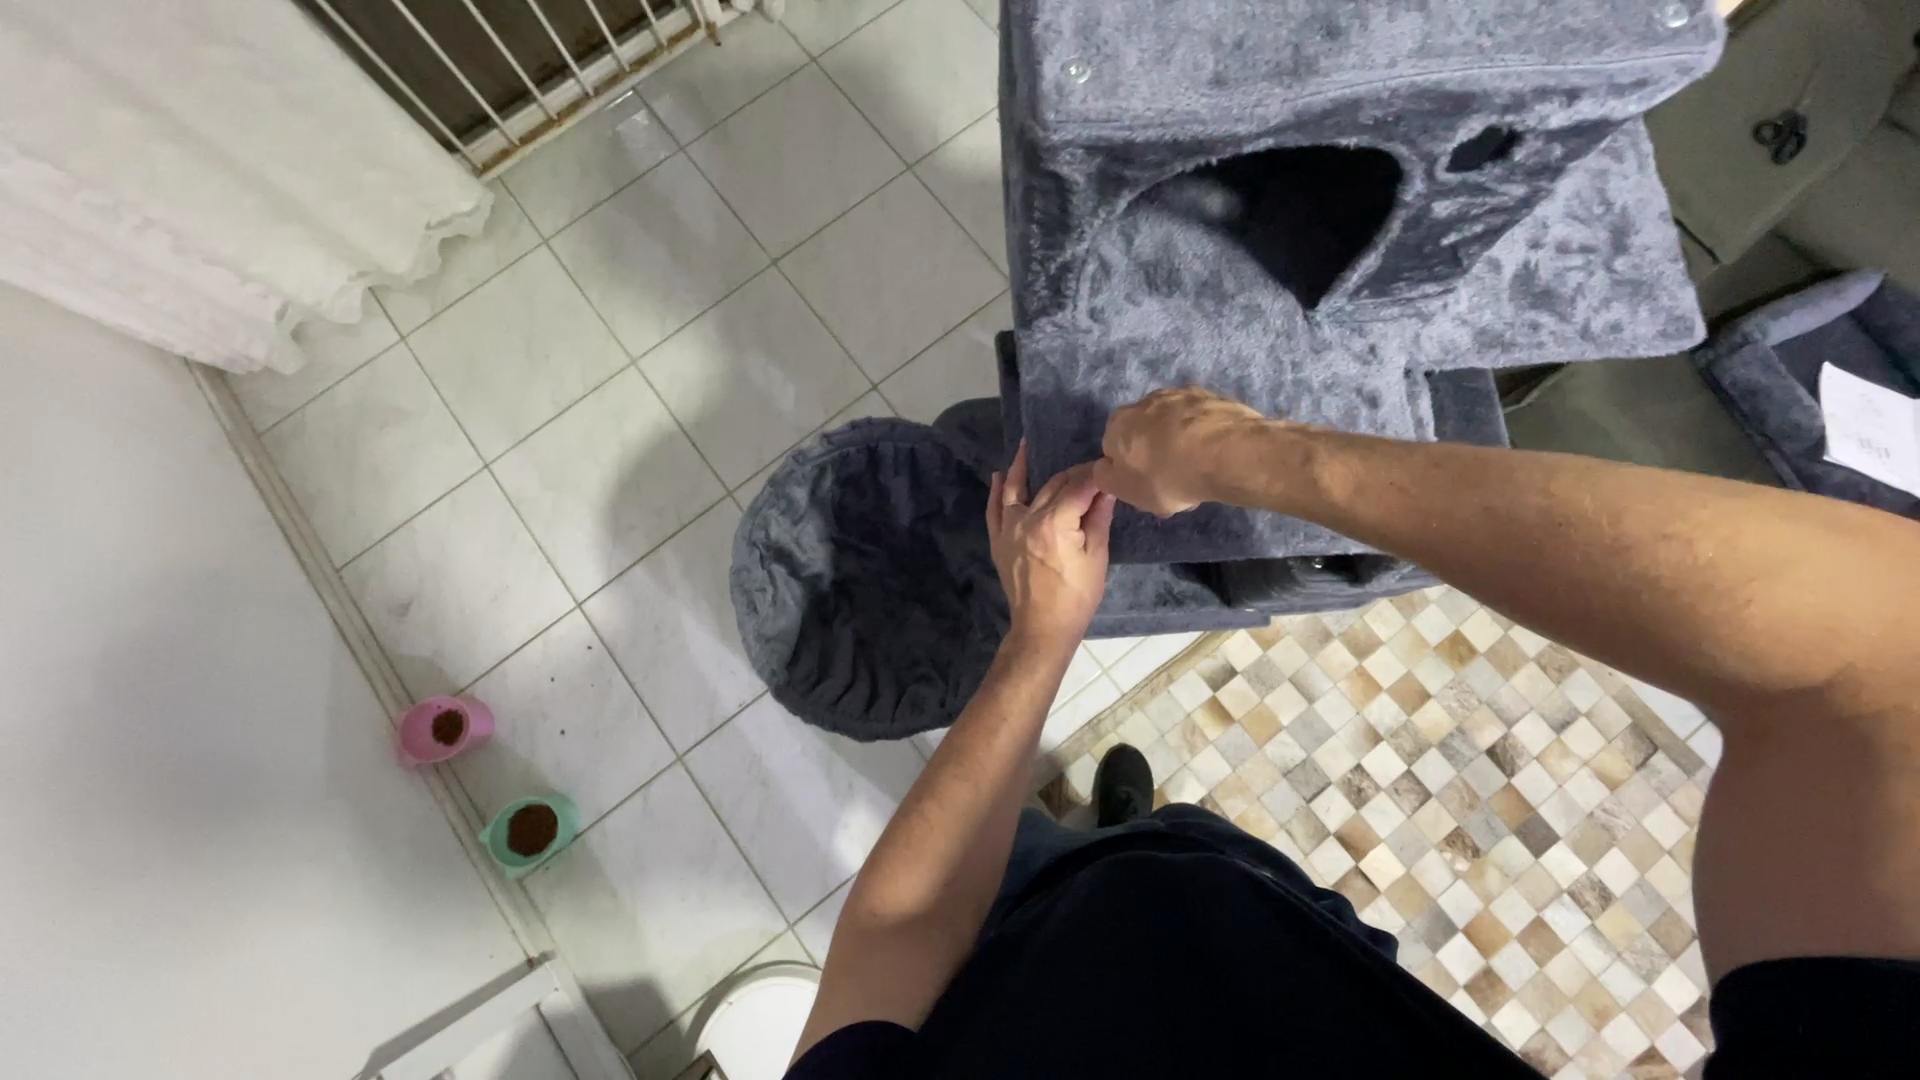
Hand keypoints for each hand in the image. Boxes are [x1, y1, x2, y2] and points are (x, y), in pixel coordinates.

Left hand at [988, 440, 1115, 649]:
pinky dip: (996, 491)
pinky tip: (998, 475)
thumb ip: (1098, 518)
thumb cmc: (1076, 596)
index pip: (1079, 487)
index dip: (1096, 476)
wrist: (1043, 627)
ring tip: (1025, 445)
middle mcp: (1028, 519)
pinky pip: (994, 510)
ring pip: (1016, 490)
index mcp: (1055, 523)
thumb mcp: (1097, 556)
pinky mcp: (998, 541)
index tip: (1109, 469)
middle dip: (1072, 474)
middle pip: (1052, 485)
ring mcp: (1009, 529)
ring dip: (1021, 467)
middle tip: (1089, 468)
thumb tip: (1106, 488)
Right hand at [1091, 387, 1269, 516]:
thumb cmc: (1165, 476)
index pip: (1113, 447)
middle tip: (1172, 479)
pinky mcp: (1212, 397)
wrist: (1224, 454)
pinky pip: (1200, 421)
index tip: (1145, 485)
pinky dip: (1203, 435)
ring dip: (1180, 441)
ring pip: (1173, 424)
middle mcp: (1144, 401)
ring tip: (1198, 468)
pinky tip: (1215, 455)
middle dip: (1155, 452)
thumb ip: (1106, 478)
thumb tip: (1103, 467)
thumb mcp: (1124, 490)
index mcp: (1118, 423)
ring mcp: (1181, 395)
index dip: (1128, 468)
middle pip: (1144, 432)